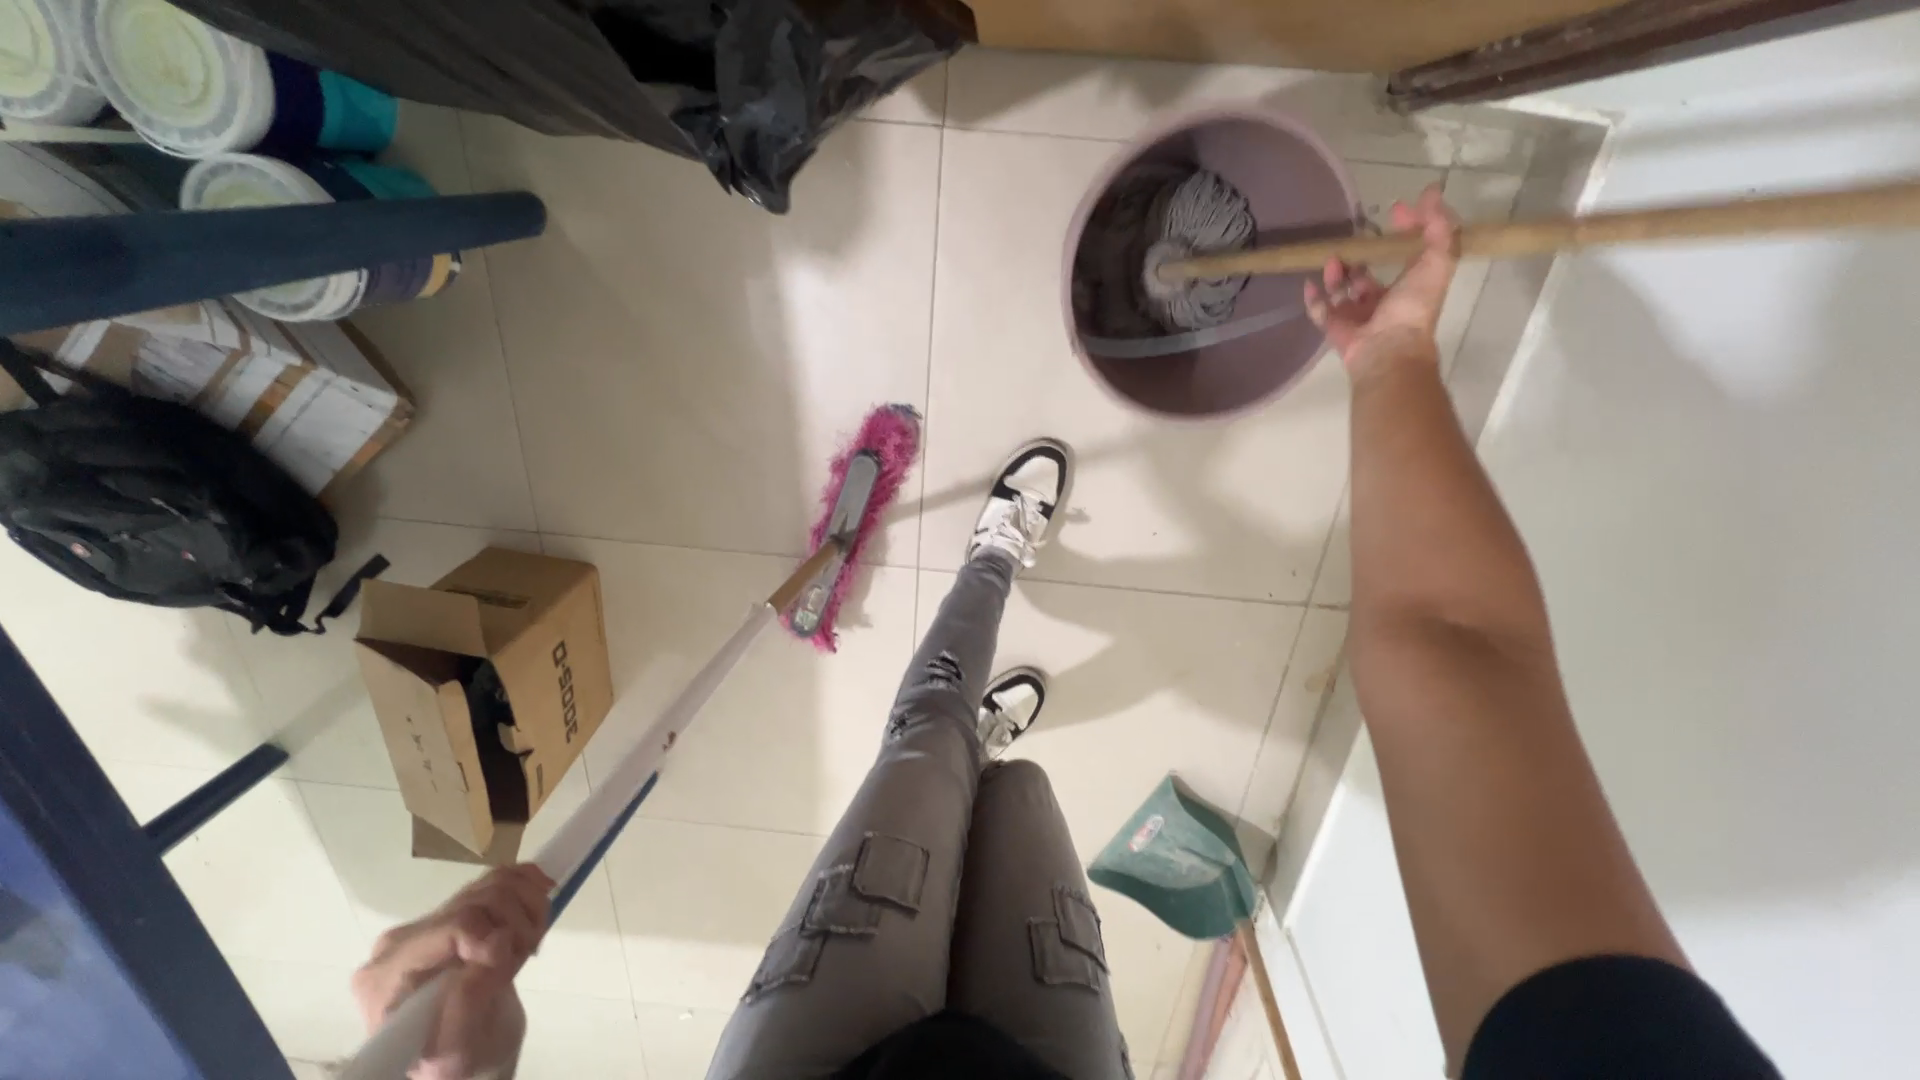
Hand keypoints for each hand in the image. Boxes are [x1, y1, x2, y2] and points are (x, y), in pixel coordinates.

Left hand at [350, 864, 553, 1079]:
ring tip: (530, 943)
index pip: (452, 925)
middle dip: (516, 924)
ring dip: (529, 907)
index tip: (510, 965)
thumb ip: (466, 1001)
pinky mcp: (461, 909)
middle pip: (478, 900)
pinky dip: (530, 886)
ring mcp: (433, 920)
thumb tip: (497, 944)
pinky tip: (536, 913)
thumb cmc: (451, 1061)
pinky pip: (503, 876)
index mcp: (387, 974)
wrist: (462, 1053)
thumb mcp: (454, 1053)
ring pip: (495, 883)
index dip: (491, 935)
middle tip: (527, 956)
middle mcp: (403, 940)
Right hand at [1304, 183, 1459, 377]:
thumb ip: (1438, 227)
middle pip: (1367, 275)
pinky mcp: (1335, 328)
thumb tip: (1433, 191)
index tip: (1395, 208)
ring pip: (1342, 290)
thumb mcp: (1436, 261)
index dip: (1404, 230)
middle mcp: (1383, 301)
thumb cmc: (1413, 306)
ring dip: (1335, 273)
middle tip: (1350, 237)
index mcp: (1410, 286)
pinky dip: (1313, 298)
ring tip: (1332, 258)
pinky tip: (1309, 283)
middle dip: (1359, 256)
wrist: (1387, 348)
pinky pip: (1321, 310)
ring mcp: (1357, 316)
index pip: (1406, 253)